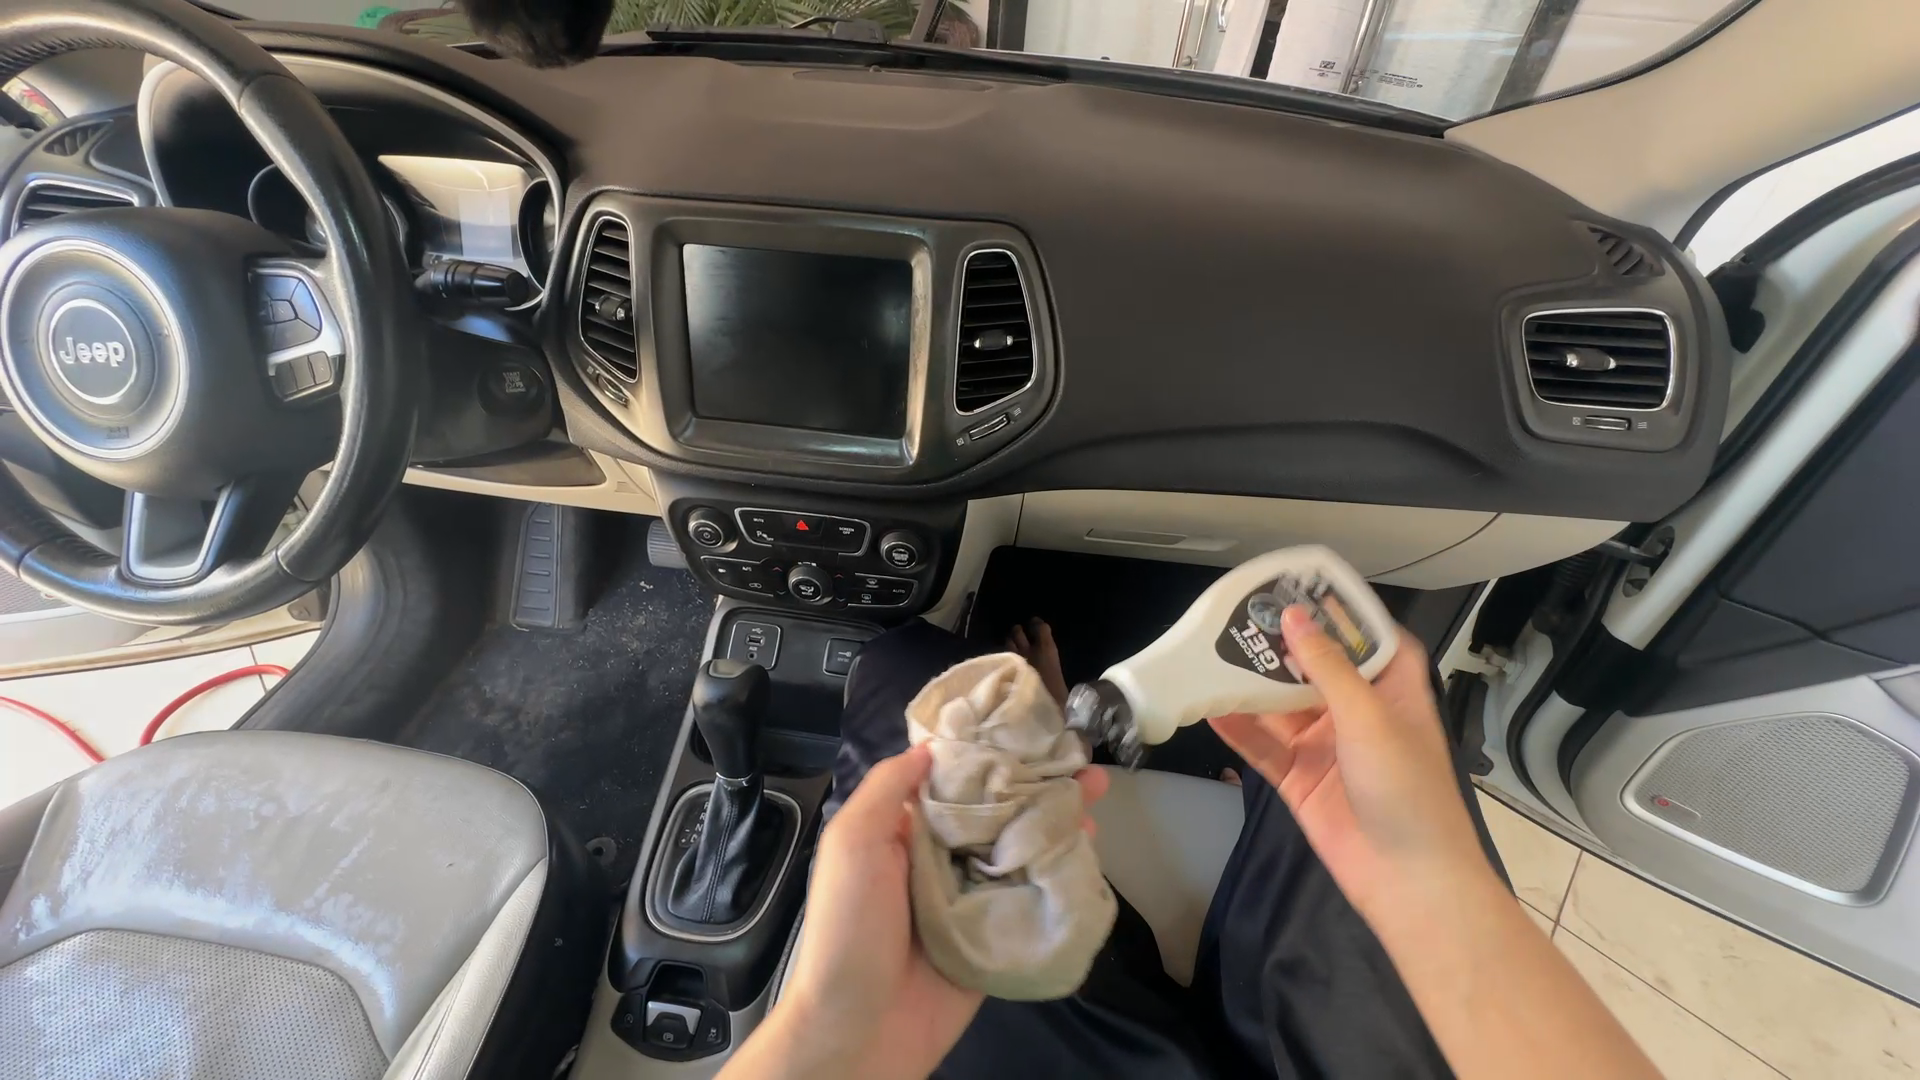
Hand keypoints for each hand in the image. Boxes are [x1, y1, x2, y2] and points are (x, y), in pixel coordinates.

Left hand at [727, 745, 1108, 1079]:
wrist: (860, 1029)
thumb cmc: (850, 926)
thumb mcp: (852, 842)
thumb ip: (886, 787)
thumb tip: (931, 745)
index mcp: (910, 828)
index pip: (959, 779)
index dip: (994, 752)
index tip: (1032, 726)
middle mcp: (946, 853)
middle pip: (1000, 808)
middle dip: (1040, 781)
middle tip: (1082, 759)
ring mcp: (975, 892)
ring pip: (1024, 844)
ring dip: (1059, 818)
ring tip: (1097, 792)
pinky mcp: (999, 931)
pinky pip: (1033, 893)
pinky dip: (1063, 868)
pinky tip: (1090, 846)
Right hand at [1210, 606, 1493, 917]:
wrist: (1407, 882)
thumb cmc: (1405, 790)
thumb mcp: (1369, 718)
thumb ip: (1327, 668)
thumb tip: (1293, 617)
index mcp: (1390, 692)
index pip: (1369, 639)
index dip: (1340, 612)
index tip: (1300, 586)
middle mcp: (1356, 712)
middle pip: (1312, 667)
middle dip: (1278, 645)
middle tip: (1236, 616)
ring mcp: (1323, 744)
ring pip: (1279, 704)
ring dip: (1249, 685)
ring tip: (1209, 654)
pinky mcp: (1297, 774)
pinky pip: (1261, 743)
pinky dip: (1236, 728)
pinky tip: (1207, 707)